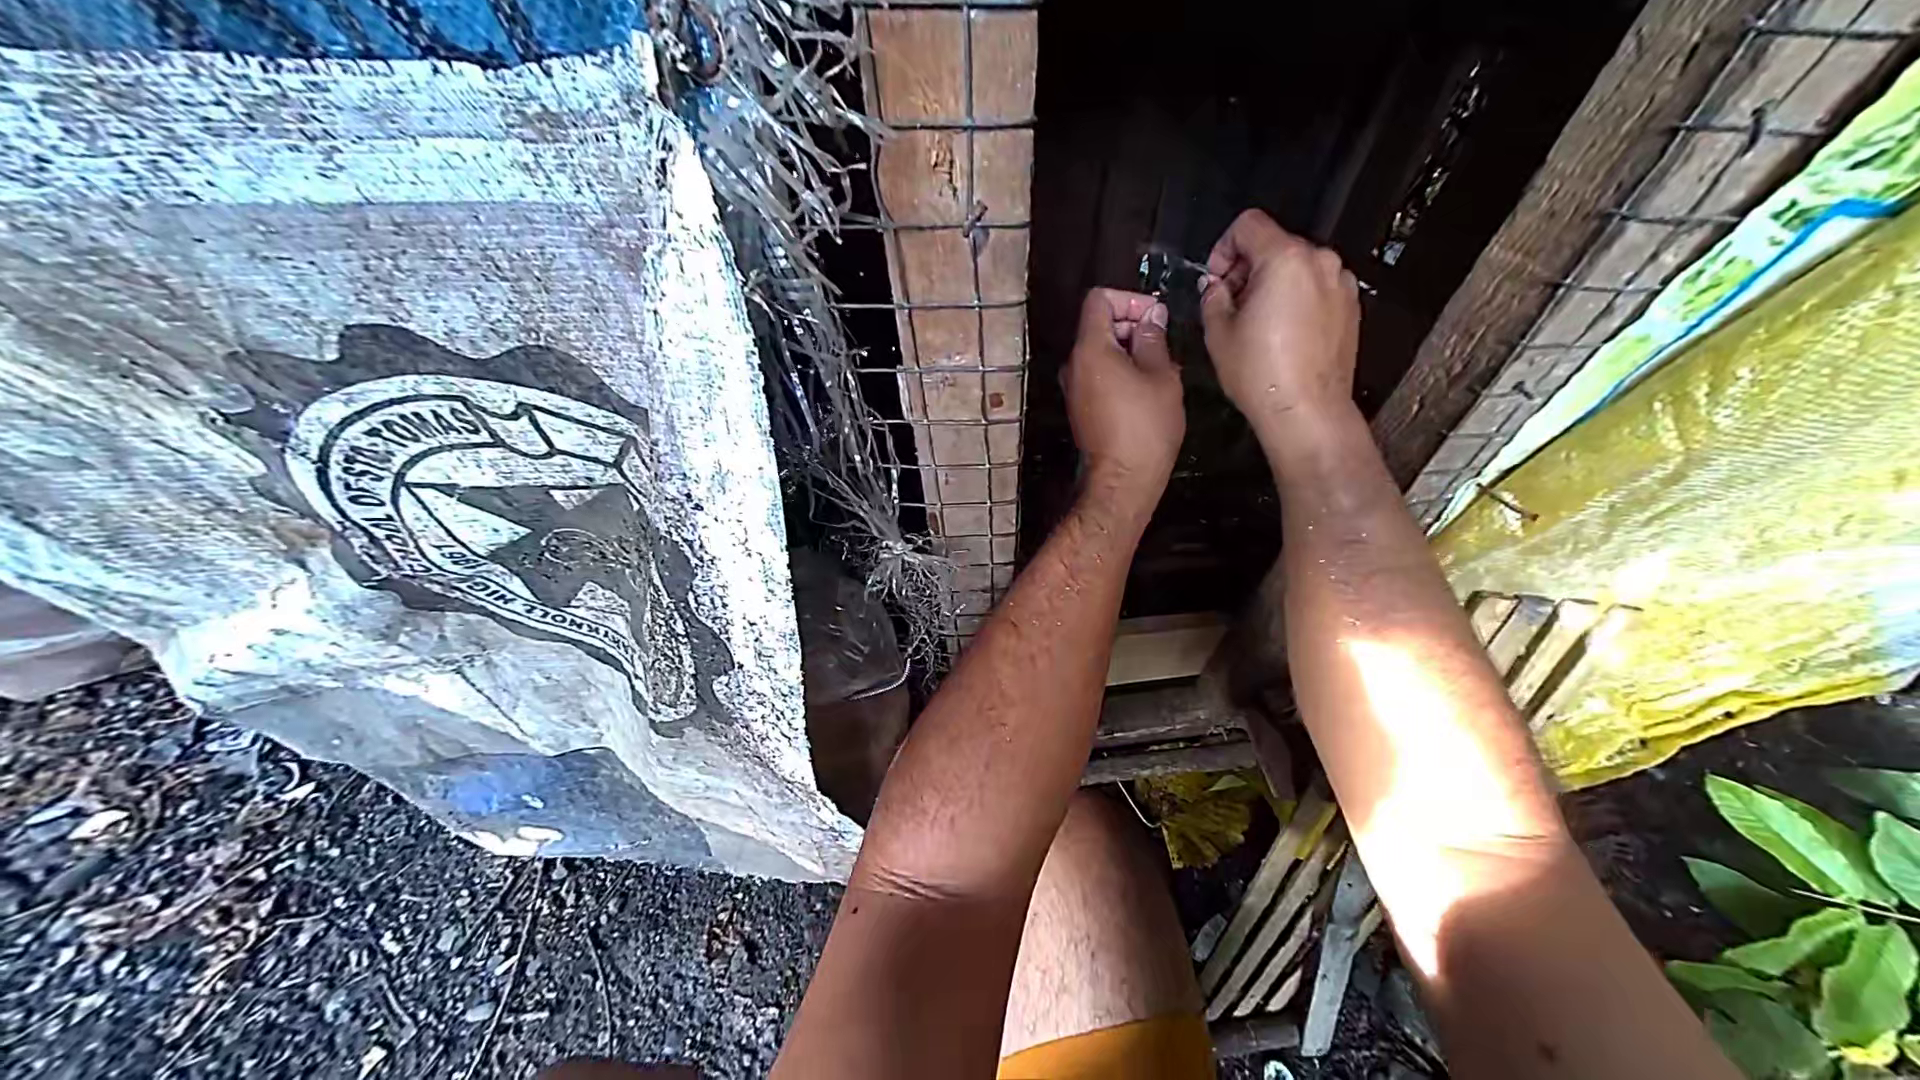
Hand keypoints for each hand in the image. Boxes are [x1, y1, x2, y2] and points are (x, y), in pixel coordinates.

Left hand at [1062, 288, 1184, 506]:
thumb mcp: (1161, 375)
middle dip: (1132, 324)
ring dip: (1129, 349)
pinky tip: (1146, 389)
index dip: (1129, 298)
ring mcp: (1073, 387)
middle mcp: (1073, 364)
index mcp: (1089, 349)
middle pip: (1098, 324)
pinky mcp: (1080, 406)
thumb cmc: (1146, 426)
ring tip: (1160, 368)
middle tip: (1163, 344)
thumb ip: (1153, 338)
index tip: (1154, 317)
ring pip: (1099, 351)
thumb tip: (1151, 316)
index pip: (1098, 299)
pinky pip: (1097, 374)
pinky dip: (1120, 370)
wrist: (1123, 479)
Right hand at [1199, 210, 1359, 434]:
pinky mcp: (1348, 305)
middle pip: (1274, 245)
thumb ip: (1213, 297)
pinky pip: (1314, 288)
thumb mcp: (1218, 333)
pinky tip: (1279, 335)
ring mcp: (1339, 283)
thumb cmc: (1262, 375)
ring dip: (1271, 286)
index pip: (1248, 224)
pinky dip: (1294, 301)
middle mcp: (1319, 262)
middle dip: (1247, 270)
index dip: (1223, 248)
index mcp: (1285, 260)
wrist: (1305, 409)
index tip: (1216, 277)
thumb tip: (1216, 287)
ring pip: (1295, 268)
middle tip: (1229, 306)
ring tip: (1255, 325)